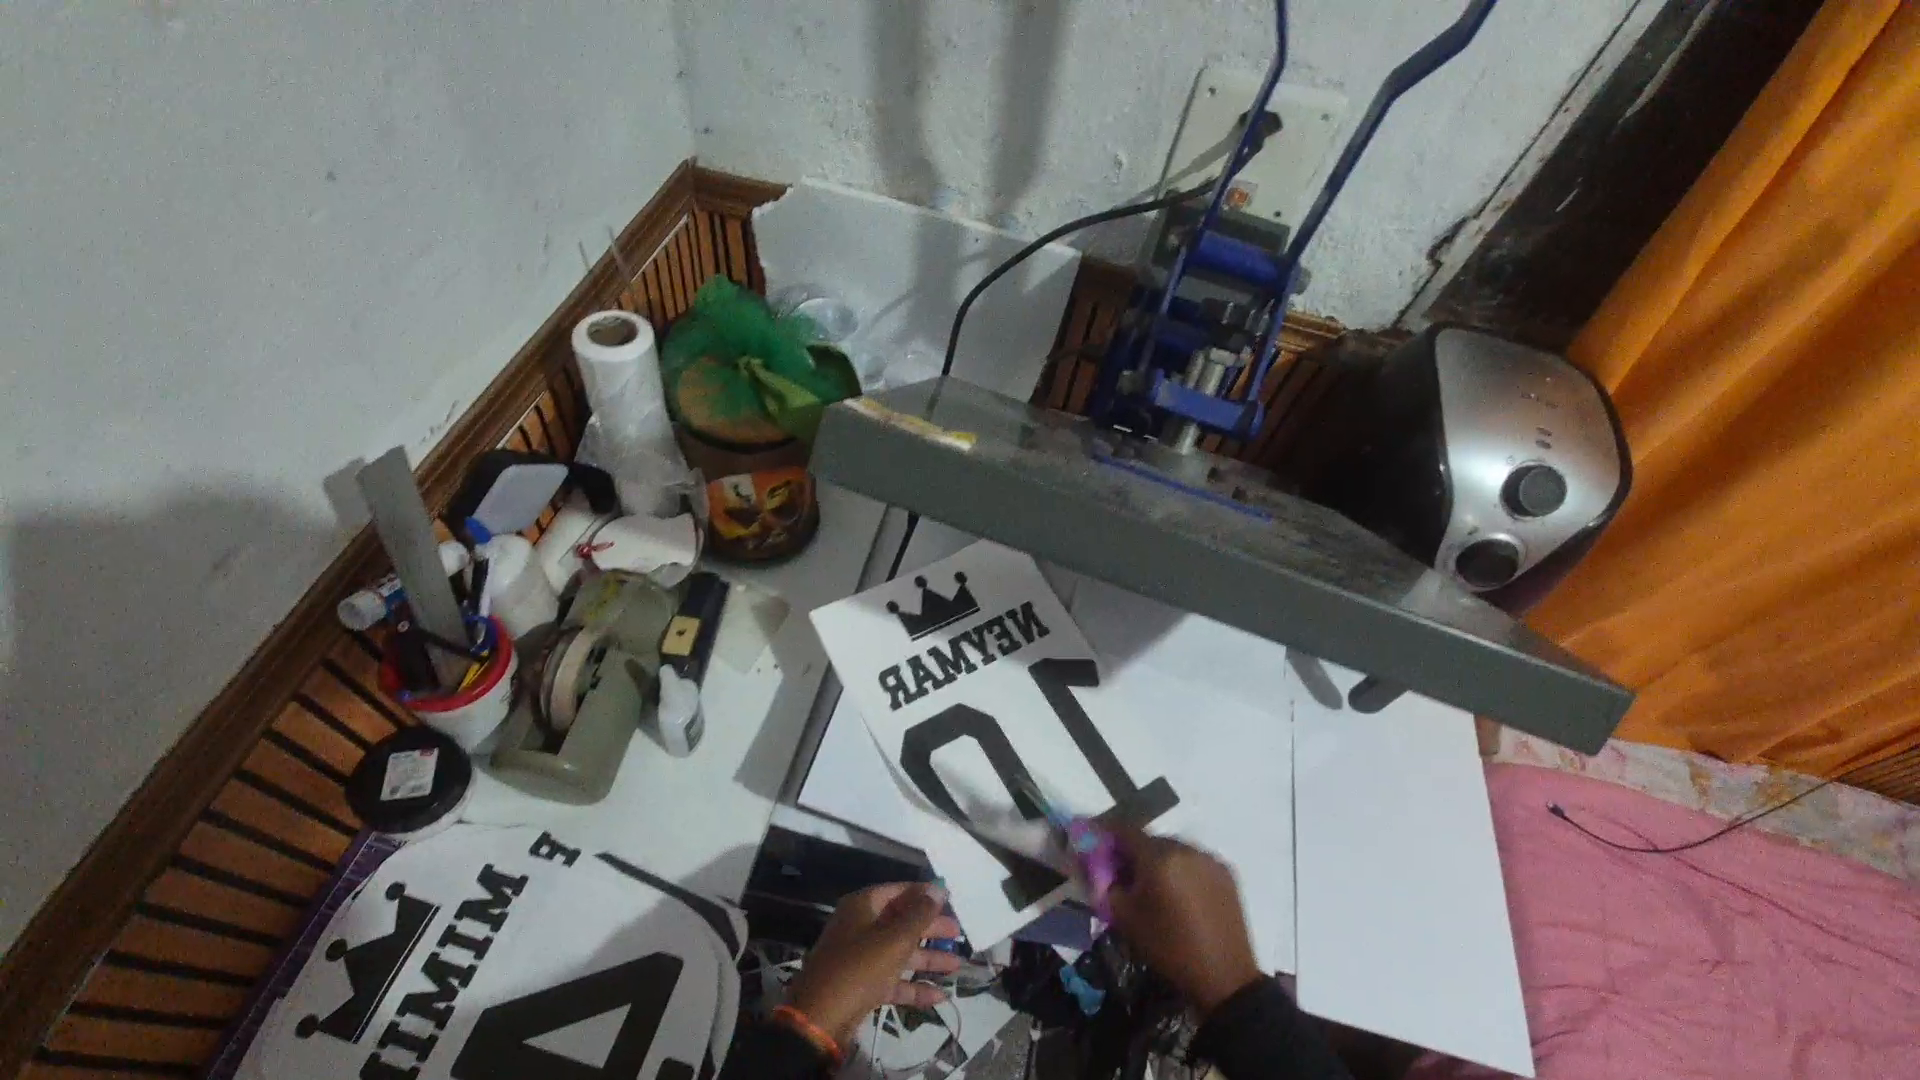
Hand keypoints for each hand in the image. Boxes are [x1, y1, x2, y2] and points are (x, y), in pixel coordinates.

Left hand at [784, 883, 963, 1044]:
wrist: (820, 1019)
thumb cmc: (859, 967)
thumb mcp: (894, 939)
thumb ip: (919, 914)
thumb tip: (938, 889)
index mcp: (863, 906)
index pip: (899, 891)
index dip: (924, 894)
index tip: (950, 900)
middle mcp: (861, 927)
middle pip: (901, 922)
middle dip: (930, 929)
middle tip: (957, 935)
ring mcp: (861, 958)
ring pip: (899, 953)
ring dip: (927, 959)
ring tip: (956, 965)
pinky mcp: (862, 986)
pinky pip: (893, 980)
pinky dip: (914, 987)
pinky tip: (939, 997)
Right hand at [1106, 829, 1264, 1014]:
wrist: (1223, 978)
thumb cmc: (1168, 948)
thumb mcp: (1125, 918)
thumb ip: (1103, 883)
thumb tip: (1092, 863)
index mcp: (1159, 857)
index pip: (1124, 830)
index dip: (1105, 832)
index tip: (1092, 840)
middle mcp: (1186, 848)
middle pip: (1150, 840)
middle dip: (1132, 851)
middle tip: (1121, 872)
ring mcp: (1209, 858)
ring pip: (1173, 849)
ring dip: (1158, 860)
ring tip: (1152, 885)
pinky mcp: (1226, 872)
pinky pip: (1194, 860)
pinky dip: (1181, 869)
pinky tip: (1179, 893)